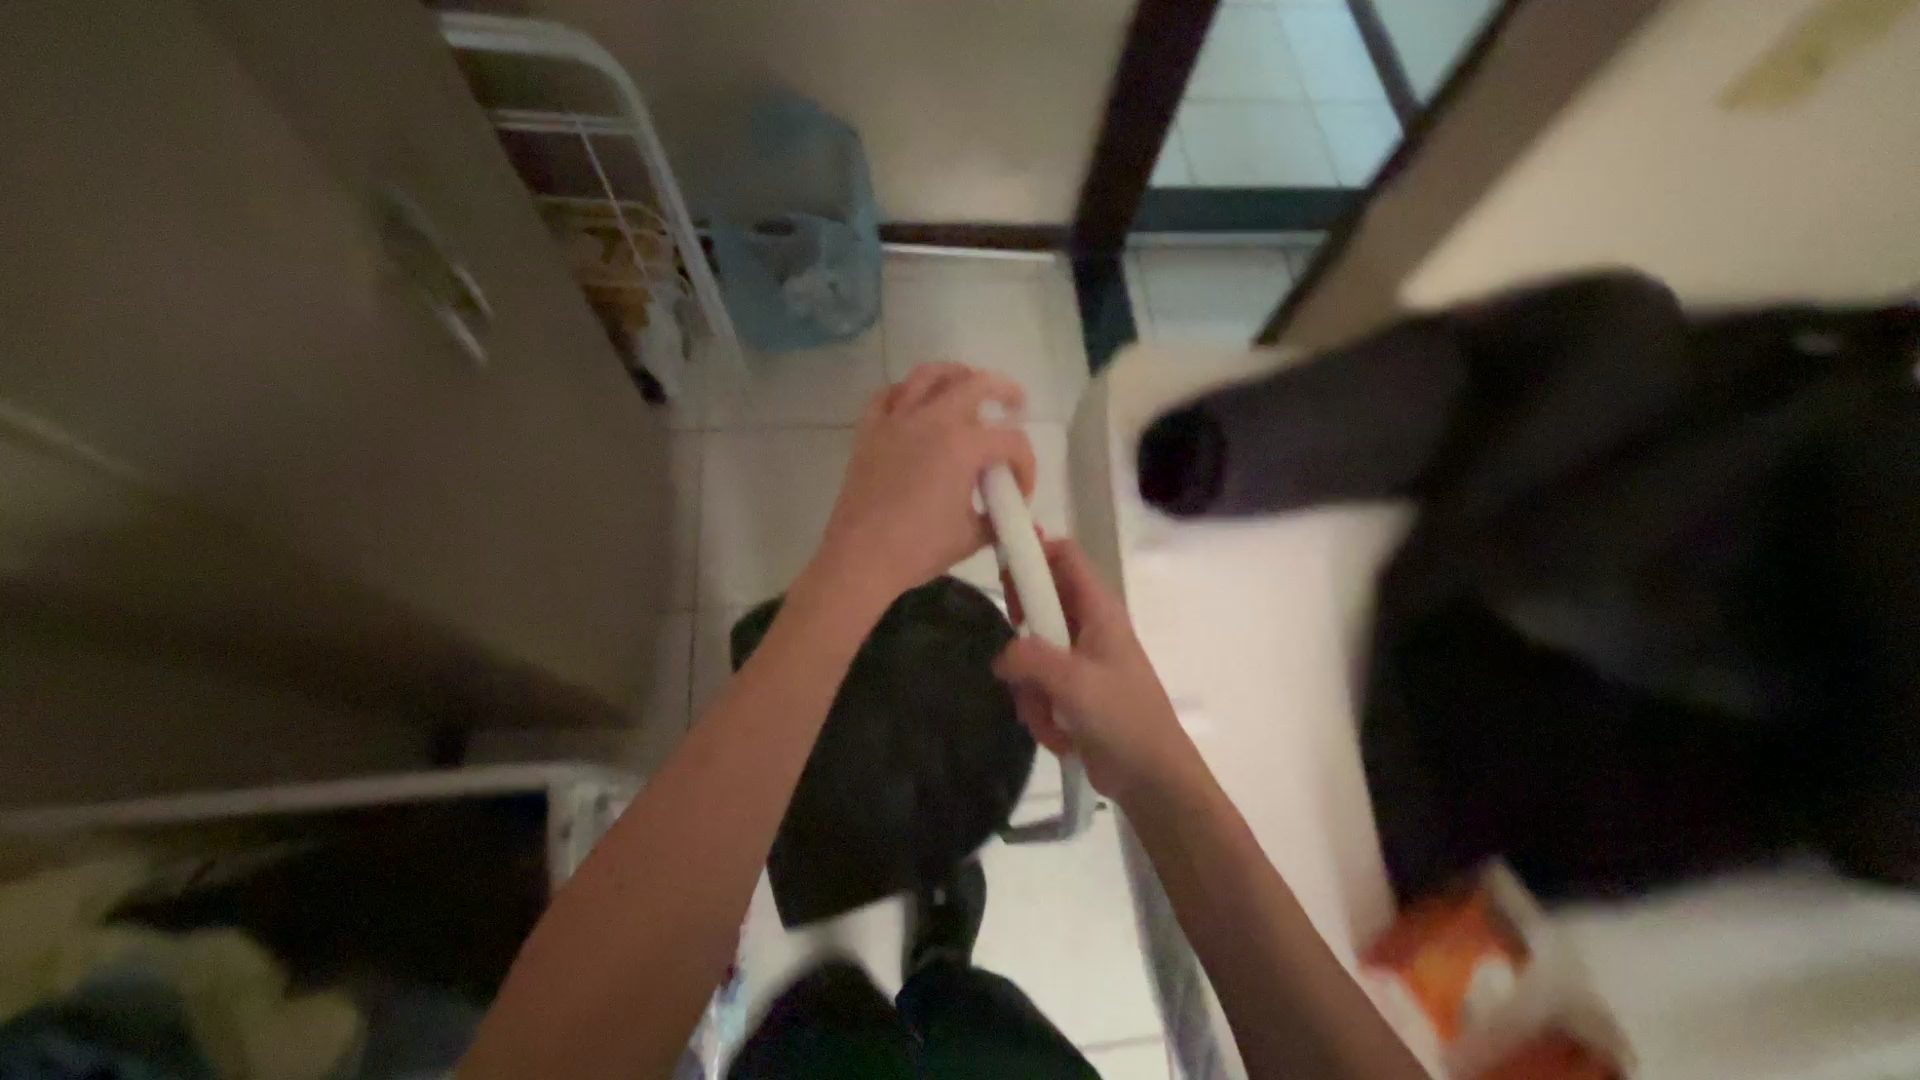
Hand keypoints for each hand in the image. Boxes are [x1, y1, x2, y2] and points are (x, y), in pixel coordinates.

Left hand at [808, 363, 1036, 604]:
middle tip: (1015, 404)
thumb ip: (996, 520)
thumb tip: (1006, 516)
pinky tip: (915, 404)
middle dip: (1004, 392)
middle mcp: (933, 420)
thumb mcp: (971, 538)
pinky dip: (905, 392)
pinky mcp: (869, 430)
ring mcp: (897, 420)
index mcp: (964, 446)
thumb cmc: (919, 549)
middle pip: (977, 385)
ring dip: (956, 375)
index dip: (1026, 466)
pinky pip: (888, 395)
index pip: (1011, 442)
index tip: (1020, 493)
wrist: (861, 558)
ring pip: (930, 375)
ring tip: (967, 386)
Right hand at [993, 537, 1202, 802]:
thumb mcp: (1073, 681)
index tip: (1003, 565)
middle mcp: (1088, 629)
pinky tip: (1060, 734)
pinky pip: (1036, 689)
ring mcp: (1078, 663)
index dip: (1035, 550)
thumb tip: (1002, 657)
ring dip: (1031, 689)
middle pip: (1039, 605)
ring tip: (1052, 714)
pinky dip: (1041, 712)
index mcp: (1099, 610)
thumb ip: (1030, 658)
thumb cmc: (1122, 717)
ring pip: (1030, 655)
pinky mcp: (1071, 695)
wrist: (1151, 776)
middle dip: (1022, 634)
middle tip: (1019, 655)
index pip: (1065, 557)